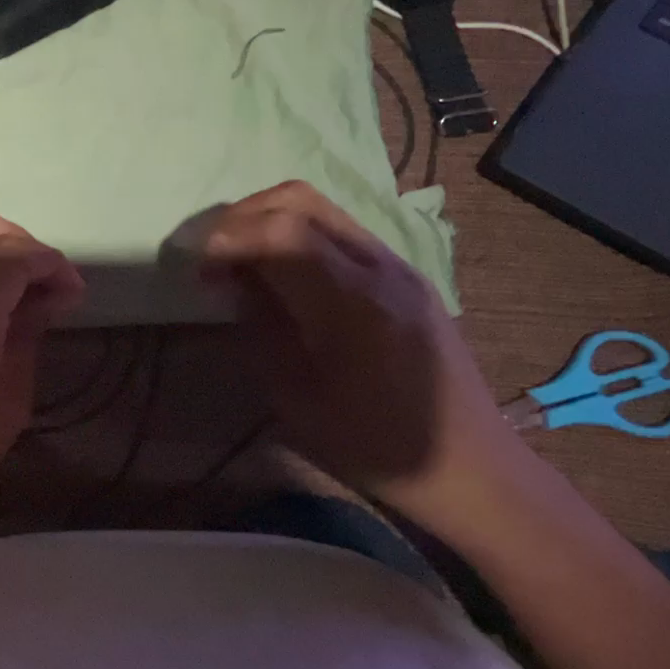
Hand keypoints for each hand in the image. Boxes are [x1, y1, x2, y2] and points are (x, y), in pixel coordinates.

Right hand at [201, 181, 522, 518]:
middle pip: (298, 200)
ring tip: (239, 264)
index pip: (280, 231)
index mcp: (352, 302)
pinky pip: (339, 232)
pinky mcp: (404, 277)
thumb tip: (233, 283)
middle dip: (241, 217)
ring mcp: (397, 267)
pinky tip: (280, 276)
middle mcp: (378, 268)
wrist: (471, 468)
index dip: (226, 237)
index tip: (198, 270)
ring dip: (267, 222)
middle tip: (212, 257)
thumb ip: (261, 328)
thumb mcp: (295, 398)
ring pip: (319, 209)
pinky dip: (295, 236)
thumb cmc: (374, 446)